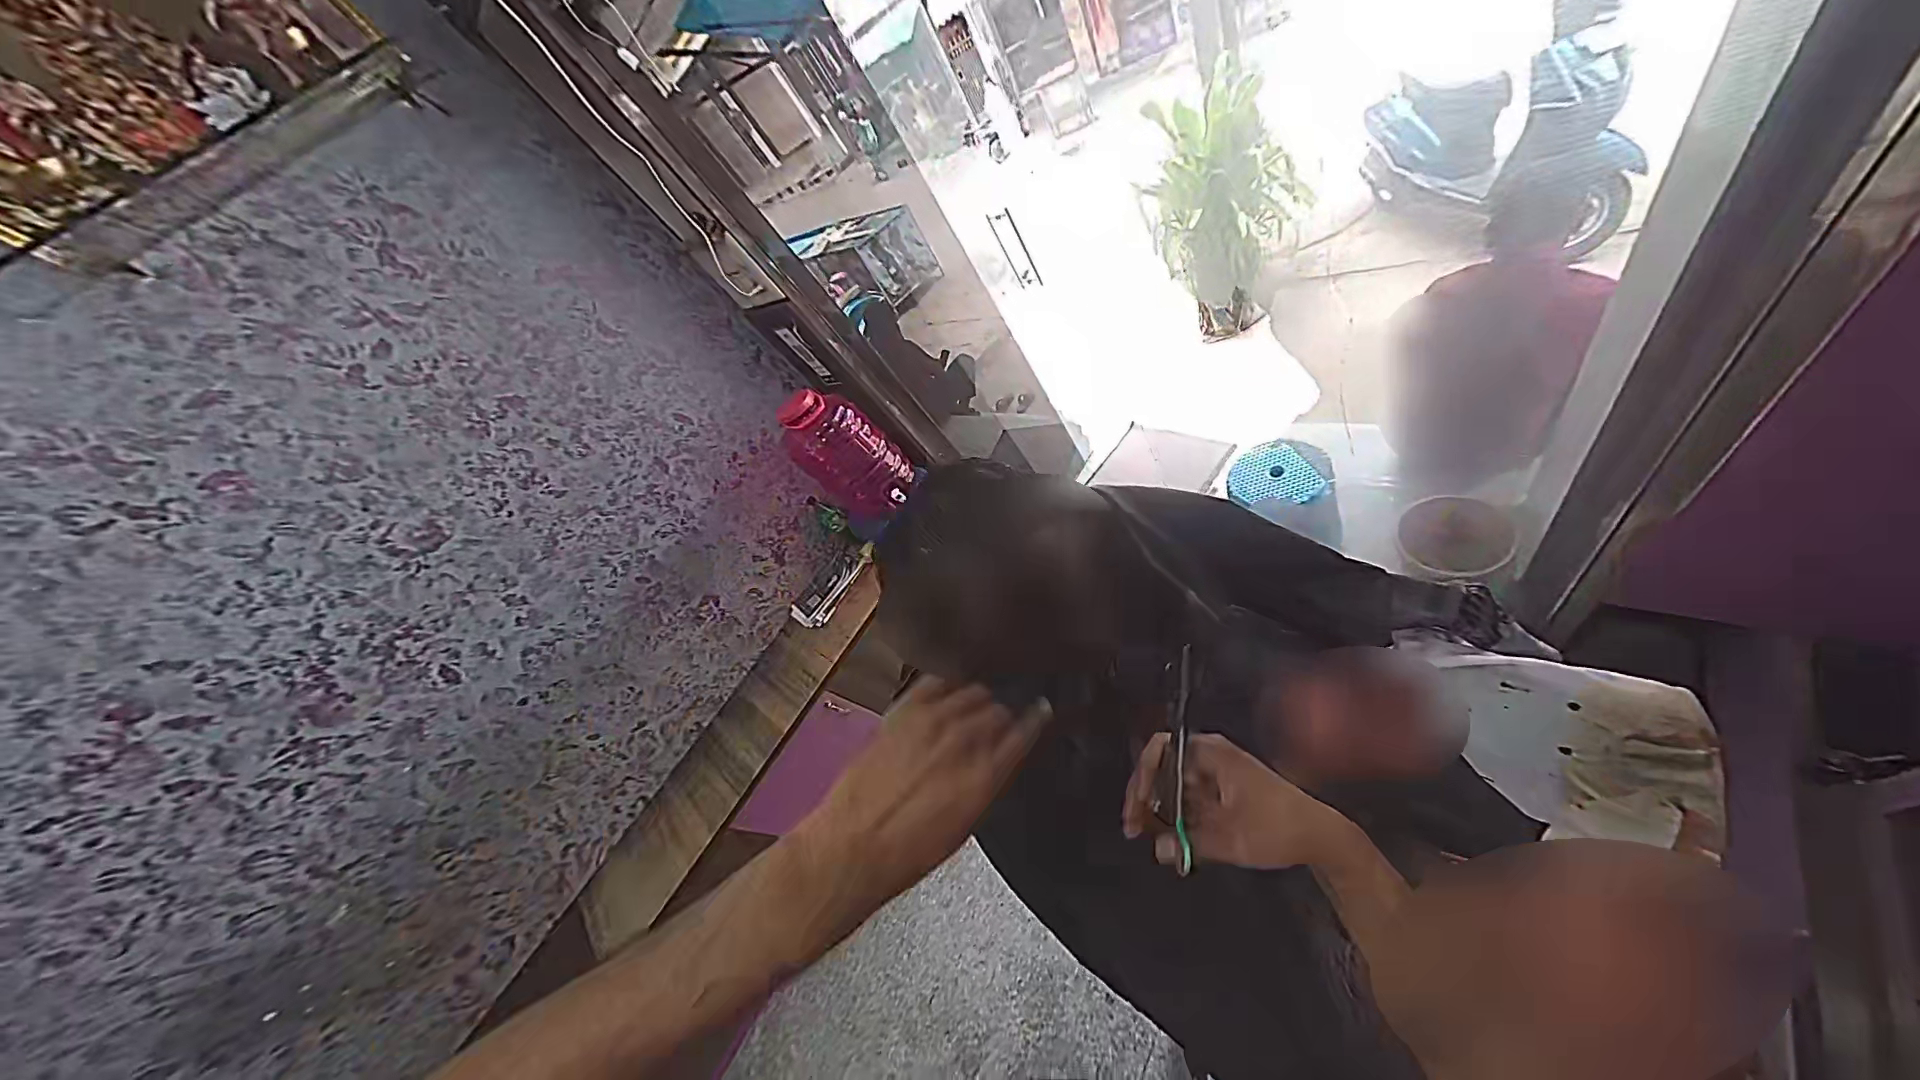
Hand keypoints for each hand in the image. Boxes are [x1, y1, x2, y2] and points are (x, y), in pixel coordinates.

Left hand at [795, 677, 1049, 905]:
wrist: (853, 847)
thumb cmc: (905, 852)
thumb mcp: (965, 826)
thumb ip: (986, 784)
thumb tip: (994, 765)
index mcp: (985, 774)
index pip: (1026, 731)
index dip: (1037, 720)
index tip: (1040, 714)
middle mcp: (962, 742)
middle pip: (999, 709)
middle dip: (1003, 715)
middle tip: (999, 722)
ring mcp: (931, 721)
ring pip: (972, 690)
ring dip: (977, 698)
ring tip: (973, 707)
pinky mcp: (902, 712)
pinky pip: (935, 681)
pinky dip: (947, 683)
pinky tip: (948, 689)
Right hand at [1122, 731, 1348, 870]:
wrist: (1321, 837)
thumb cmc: (1278, 829)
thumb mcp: (1232, 840)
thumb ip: (1190, 844)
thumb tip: (1158, 849)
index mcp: (1210, 754)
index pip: (1160, 749)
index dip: (1143, 776)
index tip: (1140, 805)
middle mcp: (1208, 756)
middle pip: (1161, 767)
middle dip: (1144, 797)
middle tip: (1133, 827)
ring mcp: (1213, 773)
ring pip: (1171, 784)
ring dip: (1156, 808)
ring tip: (1144, 834)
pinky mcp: (1218, 791)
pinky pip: (1185, 797)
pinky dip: (1174, 815)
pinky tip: (1166, 836)